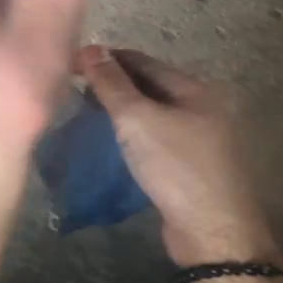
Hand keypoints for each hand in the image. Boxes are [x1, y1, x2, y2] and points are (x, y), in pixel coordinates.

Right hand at [77, 47, 282, 267]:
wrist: (213, 234)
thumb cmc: (175, 167)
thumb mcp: (137, 119)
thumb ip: (111, 82)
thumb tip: (90, 48)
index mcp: (194, 89)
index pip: (139, 60)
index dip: (103, 59)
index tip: (68, 66)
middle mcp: (200, 108)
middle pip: (145, 84)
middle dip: (109, 84)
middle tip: (71, 91)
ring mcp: (197, 138)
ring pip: (148, 112)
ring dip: (117, 110)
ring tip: (83, 114)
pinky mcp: (188, 165)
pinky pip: (152, 136)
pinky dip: (129, 132)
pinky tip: (108, 140)